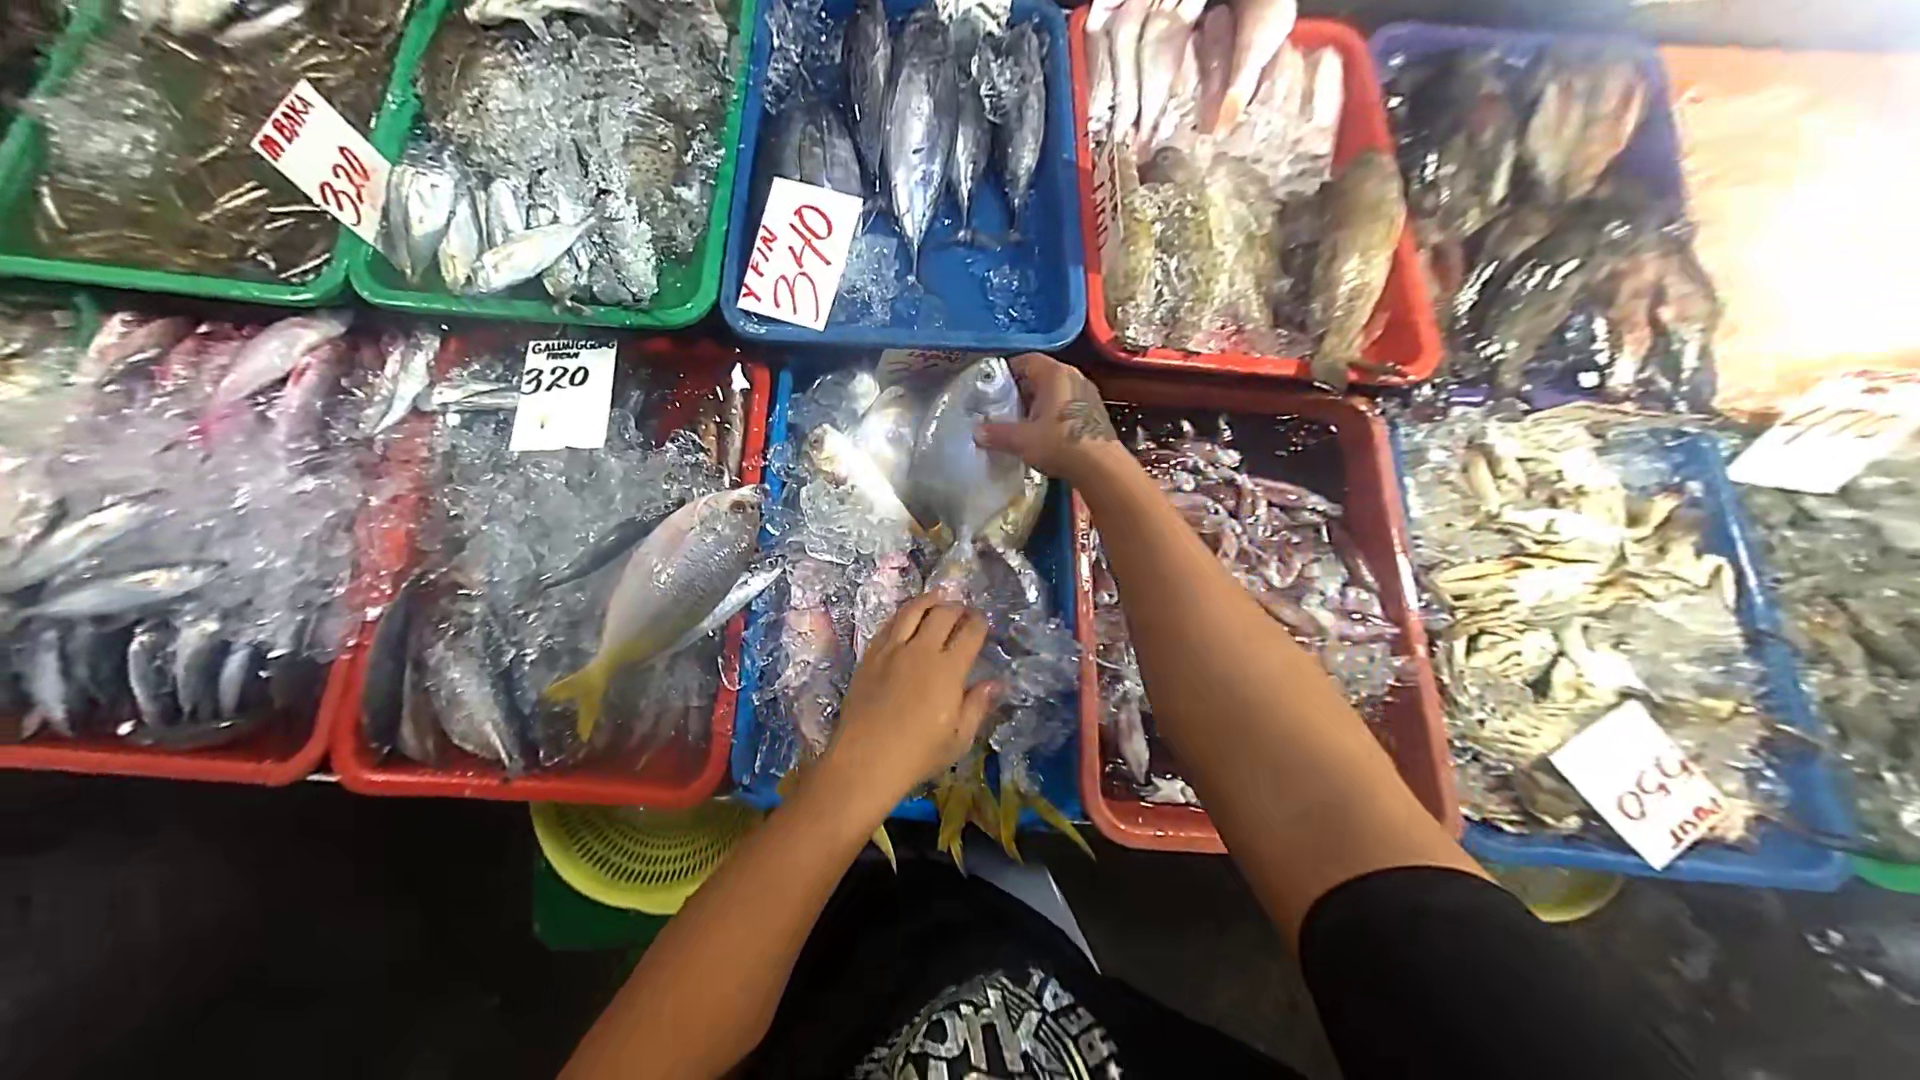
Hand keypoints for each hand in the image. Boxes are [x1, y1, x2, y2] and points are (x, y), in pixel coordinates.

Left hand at [820, 596, 998, 811]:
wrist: (865, 759)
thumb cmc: (917, 754)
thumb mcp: (958, 738)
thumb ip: (978, 706)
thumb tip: (995, 683)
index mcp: (949, 669)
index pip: (970, 633)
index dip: (979, 622)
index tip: (983, 621)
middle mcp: (921, 650)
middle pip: (942, 614)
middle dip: (957, 607)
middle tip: (963, 609)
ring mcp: (892, 650)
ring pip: (913, 611)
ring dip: (929, 600)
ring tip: (937, 597)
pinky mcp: (870, 655)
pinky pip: (889, 624)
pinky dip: (903, 614)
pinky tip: (907, 616)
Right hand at [975, 353, 1127, 484]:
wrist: (1101, 467)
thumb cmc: (1060, 444)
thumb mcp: (1022, 440)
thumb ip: (997, 434)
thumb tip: (977, 433)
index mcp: (1055, 374)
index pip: (1026, 360)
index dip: (1007, 372)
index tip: (993, 388)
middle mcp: (1074, 376)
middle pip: (1041, 376)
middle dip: (1021, 390)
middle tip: (1004, 407)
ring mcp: (1088, 393)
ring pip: (1055, 392)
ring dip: (1038, 404)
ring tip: (1022, 423)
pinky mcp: (1096, 412)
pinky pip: (1067, 405)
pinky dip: (1053, 414)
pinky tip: (1044, 434)